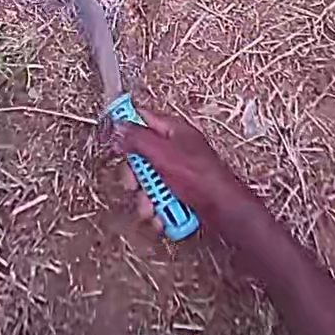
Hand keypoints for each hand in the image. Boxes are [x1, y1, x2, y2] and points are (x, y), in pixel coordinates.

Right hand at [113, 104, 256, 231]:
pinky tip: (162, 216)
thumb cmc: (201, 178)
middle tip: (136, 185)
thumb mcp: (162, 154)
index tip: (111, 137)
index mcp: (172, 131)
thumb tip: (117, 125)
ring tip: (152, 207)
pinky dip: (157, 209)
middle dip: (136, 176)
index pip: (142, 118)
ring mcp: (178, 170)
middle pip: (141, 155)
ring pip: (148, 181)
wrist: (224, 211)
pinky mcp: (180, 191)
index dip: (125, 127)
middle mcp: (174, 148)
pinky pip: (159, 197)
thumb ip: (137, 139)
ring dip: (146, 198)